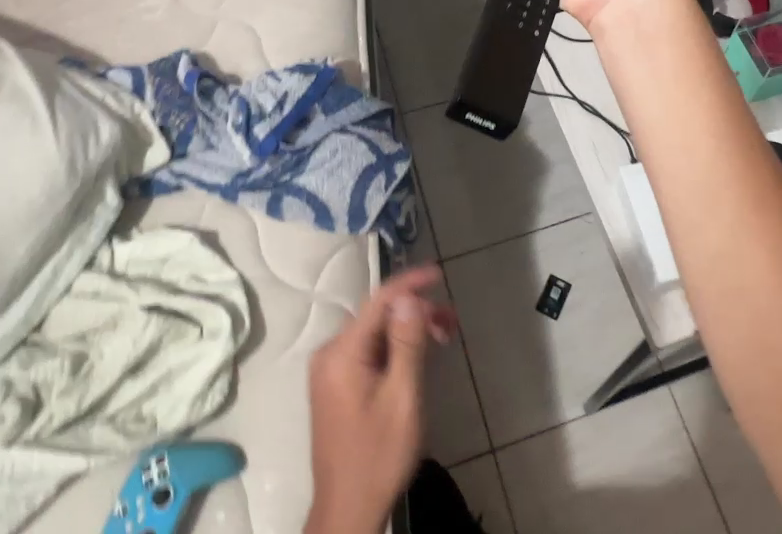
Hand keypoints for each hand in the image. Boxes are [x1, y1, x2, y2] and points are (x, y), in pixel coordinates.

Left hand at [306, 267, 457, 533]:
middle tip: (452, 321)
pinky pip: (367, 352)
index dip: (410, 283)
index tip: (439, 274)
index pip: (378, 301)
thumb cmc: (379, 454)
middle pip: (376, 317)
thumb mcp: (402, 397)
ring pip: (373, 334)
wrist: (348, 508)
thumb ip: (407, 344)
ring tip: (443, 337)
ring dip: (407, 330)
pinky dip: (394, 348)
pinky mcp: (336, 387)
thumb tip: (410, 298)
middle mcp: (330, 354)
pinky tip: (417, 357)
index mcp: (342, 353)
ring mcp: (330, 372)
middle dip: (415, 311)